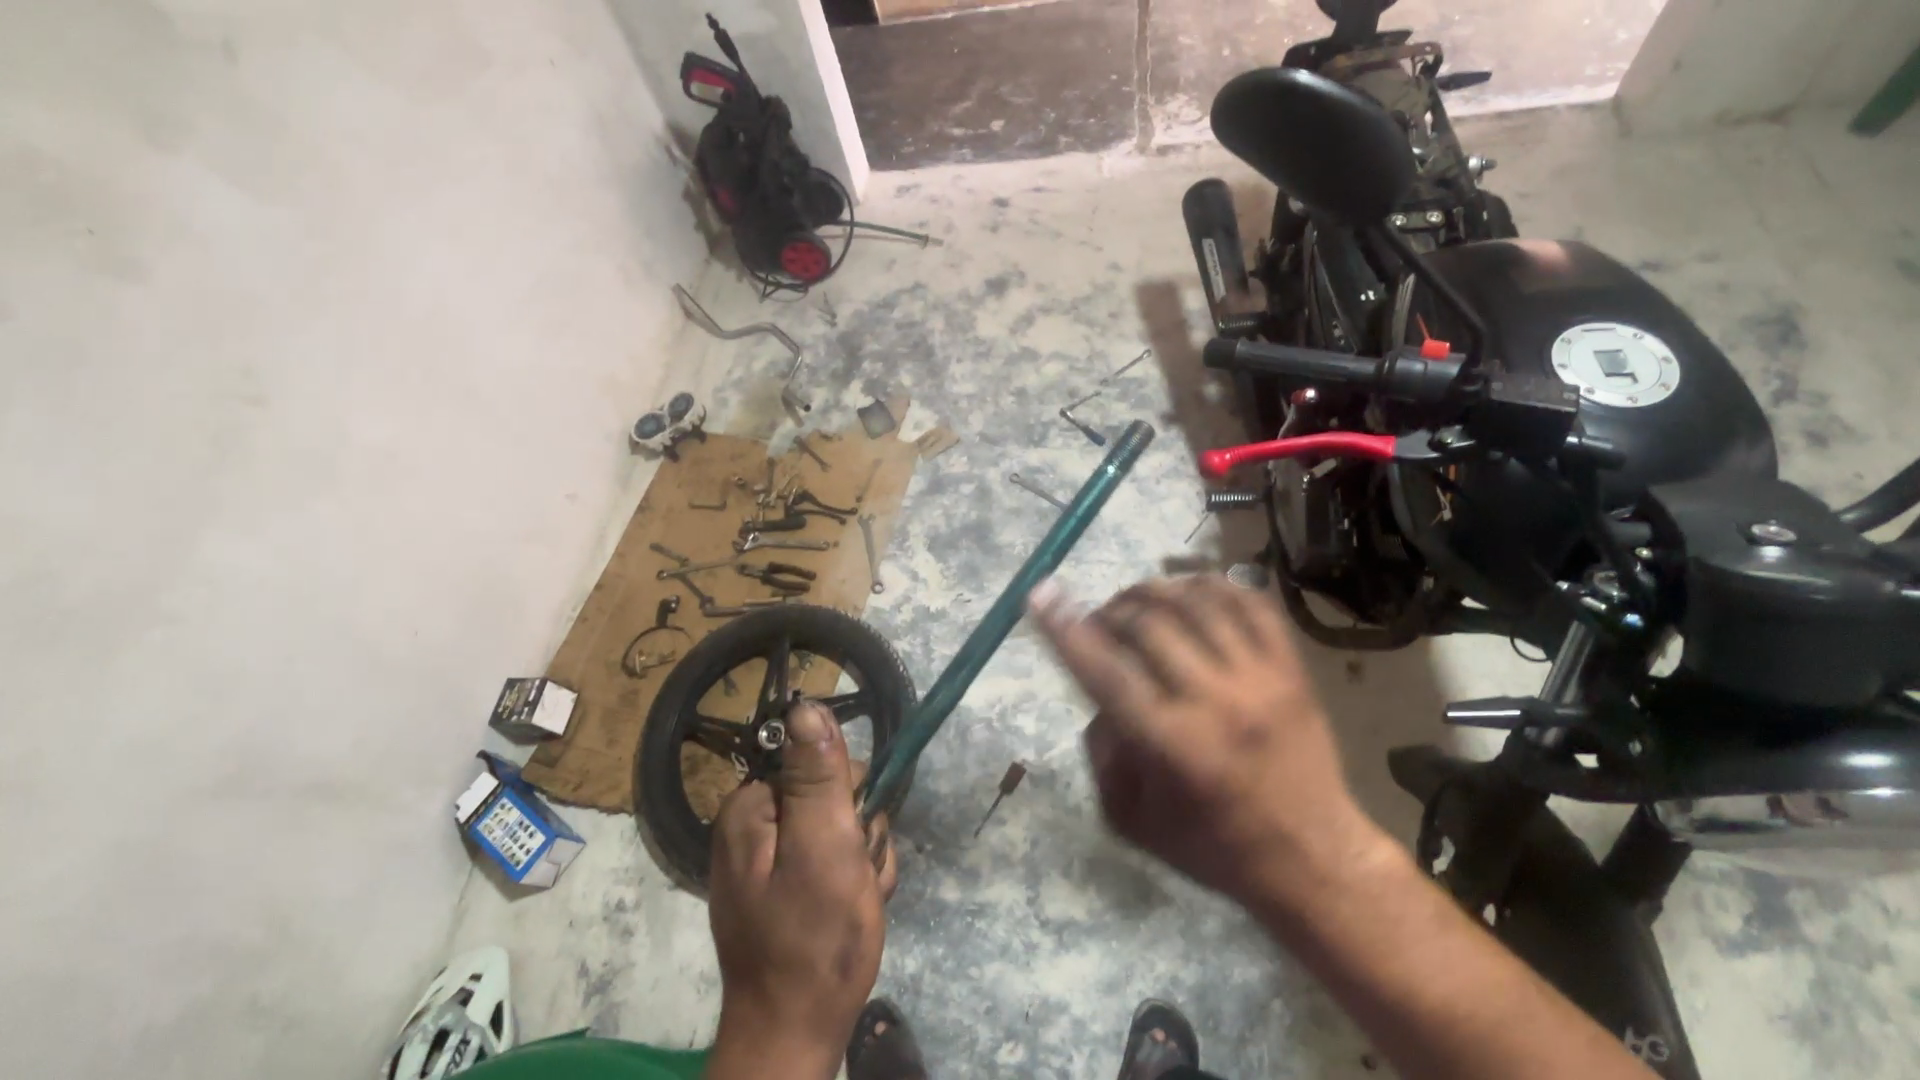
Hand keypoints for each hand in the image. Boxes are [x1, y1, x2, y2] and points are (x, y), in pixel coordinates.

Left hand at [706, 701, 898, 1079]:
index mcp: (751, 809)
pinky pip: (836, 866)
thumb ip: (817, 777)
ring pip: (844, 833)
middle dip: (860, 837)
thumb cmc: (813, 941)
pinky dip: (855, 887)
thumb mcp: (824, 849)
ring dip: (863, 865)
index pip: (821, 764)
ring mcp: (771, 862)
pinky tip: (851, 914)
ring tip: (856, 902)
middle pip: (834, 798)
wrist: (796, 1033)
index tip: (854, 839)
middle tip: (856, 879)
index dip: (851, 800)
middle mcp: (754, 828)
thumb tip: (807, 704)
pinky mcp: (788, 891)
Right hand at [1028, 575, 1398, 913]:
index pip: (1106, 670)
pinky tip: (1193, 591)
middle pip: (1149, 624)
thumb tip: (1099, 698)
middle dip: (1110, 610)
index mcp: (1172, 746)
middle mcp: (1216, 702)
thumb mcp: (1132, 821)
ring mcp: (1261, 679)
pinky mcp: (1293, 670)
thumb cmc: (1214, 847)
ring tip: (1138, 600)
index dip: (1065, 628)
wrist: (1314, 858)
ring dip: (1156, 590)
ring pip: (1200, 602)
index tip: (1040, 594)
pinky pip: (1253, 605)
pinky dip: (1216, 586)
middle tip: (1098, 619)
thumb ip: (1102, 755)